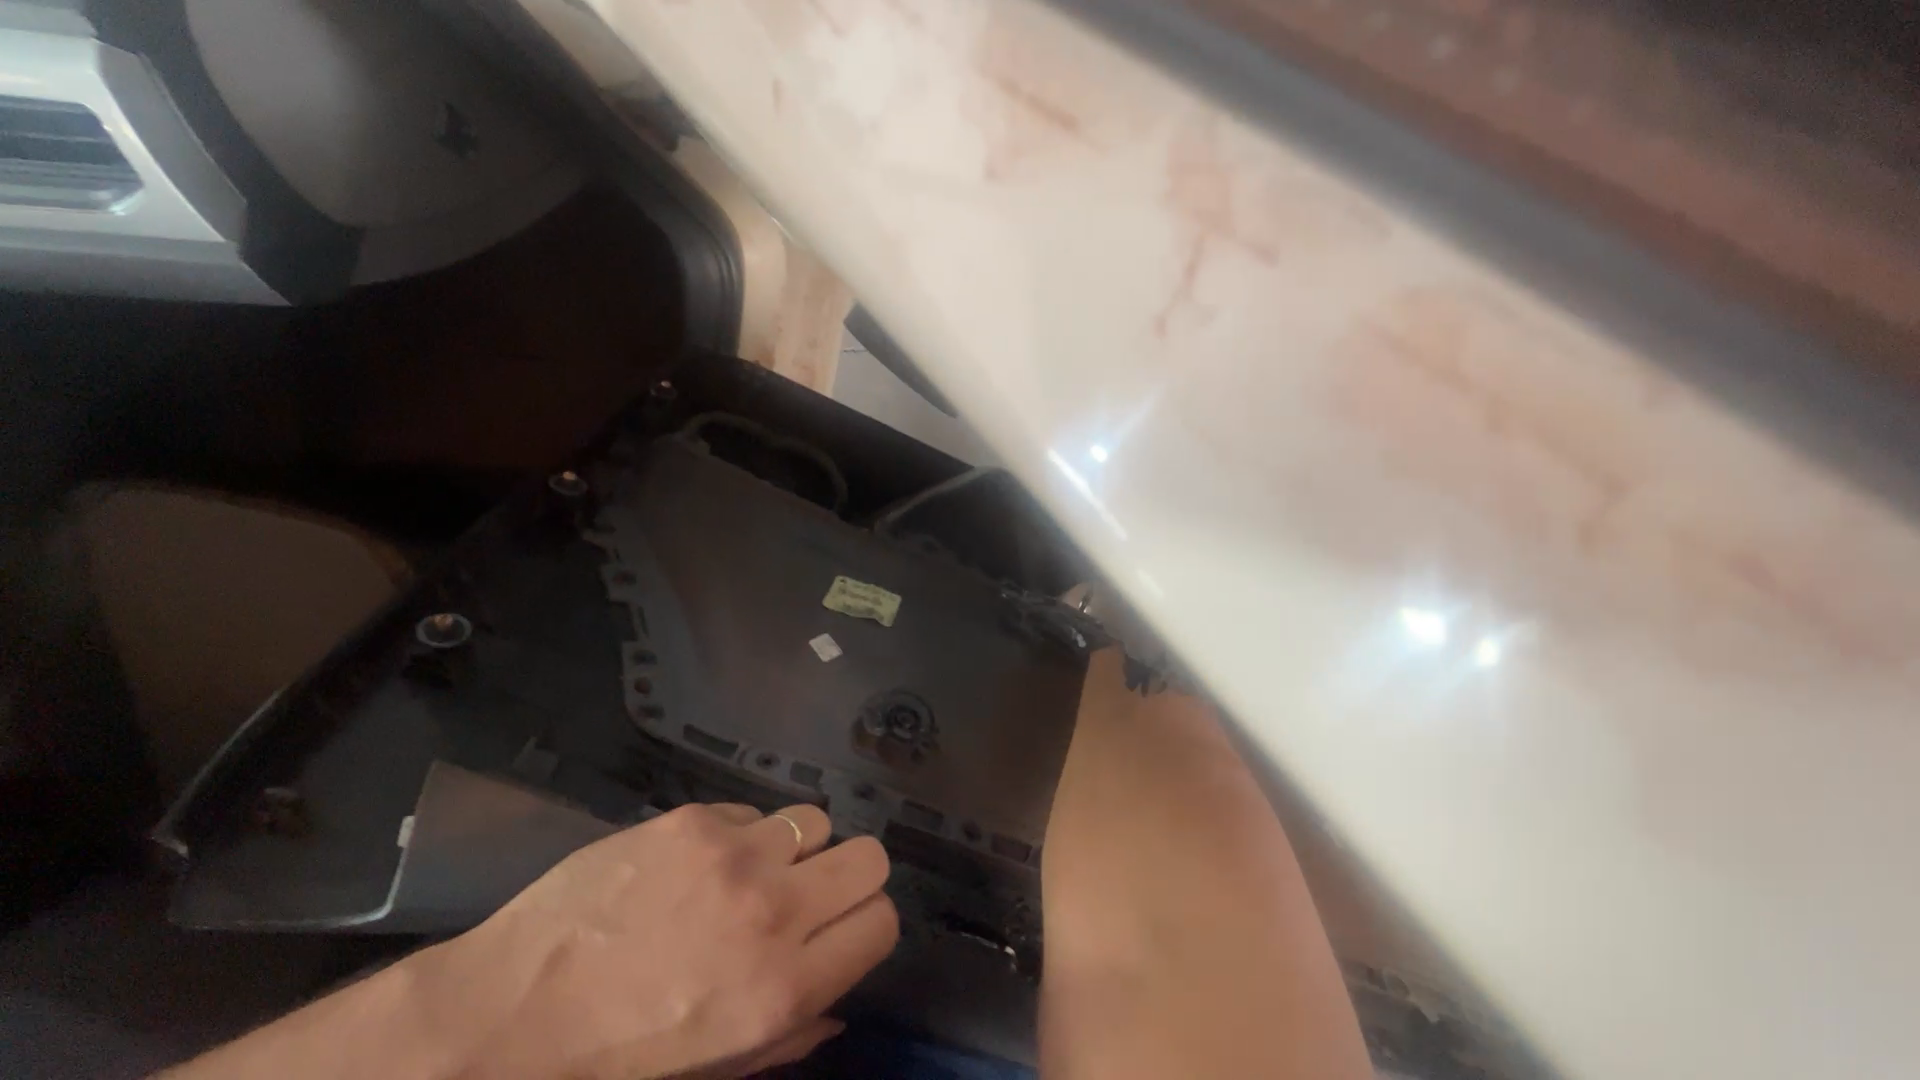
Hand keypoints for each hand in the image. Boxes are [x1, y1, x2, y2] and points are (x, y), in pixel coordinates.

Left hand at [409, 802, 896, 1078]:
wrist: (513, 1013)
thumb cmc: (618, 1062)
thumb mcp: (718, 1070)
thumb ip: (793, 1036)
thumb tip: (838, 1004)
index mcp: (786, 988)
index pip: (883, 923)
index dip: (865, 926)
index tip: (837, 931)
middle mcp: (775, 911)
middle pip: (870, 858)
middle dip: (848, 877)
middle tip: (807, 895)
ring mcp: (734, 855)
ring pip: (816, 822)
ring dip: (794, 849)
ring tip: (750, 873)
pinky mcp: (692, 820)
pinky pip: (750, 813)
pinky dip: (738, 836)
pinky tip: (695, 864)